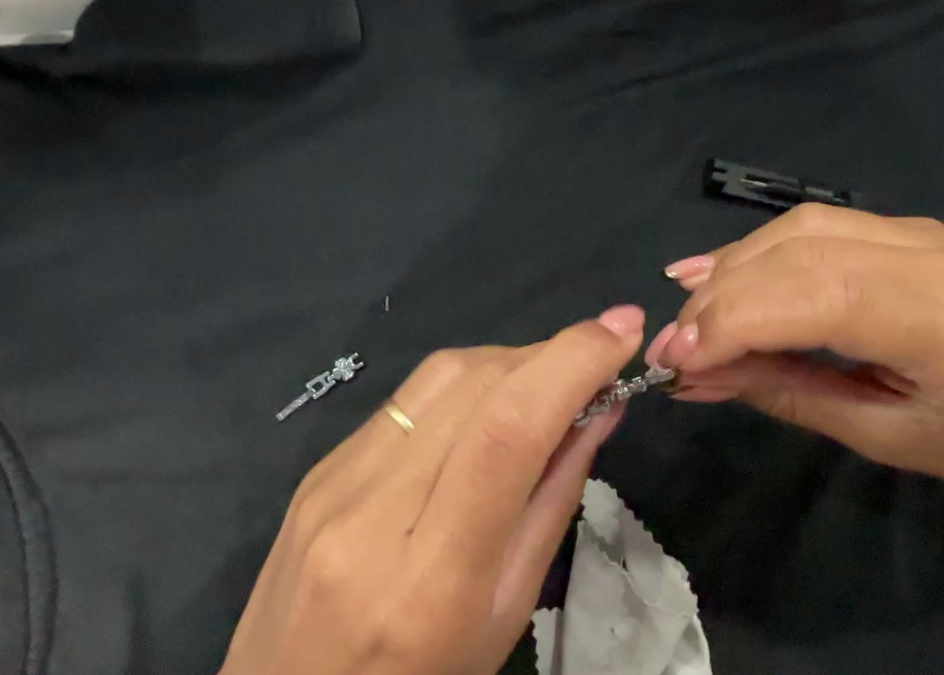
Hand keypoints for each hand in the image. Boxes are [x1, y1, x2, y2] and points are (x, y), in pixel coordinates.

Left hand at [219, 306, 645, 674]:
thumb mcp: (505, 614)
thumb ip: (552, 503)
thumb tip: (600, 408)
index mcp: (429, 573)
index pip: (506, 432)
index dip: (571, 363)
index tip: (624, 329)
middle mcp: (371, 508)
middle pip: (473, 385)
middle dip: (548, 353)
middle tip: (598, 358)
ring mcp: (335, 479)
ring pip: (439, 376)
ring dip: (509, 359)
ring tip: (549, 379)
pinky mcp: (320, 464)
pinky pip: (406, 399)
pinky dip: (464, 384)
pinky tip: (487, 404)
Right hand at [650, 205, 943, 505]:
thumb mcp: (887, 440)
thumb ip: (787, 393)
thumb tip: (695, 374)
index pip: (826, 298)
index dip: (739, 320)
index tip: (677, 358)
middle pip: (805, 254)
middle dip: (724, 297)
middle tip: (672, 343)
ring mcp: (930, 233)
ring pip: (802, 229)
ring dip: (732, 267)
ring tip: (687, 309)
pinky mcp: (911, 225)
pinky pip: (818, 225)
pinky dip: (760, 250)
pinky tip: (718, 271)